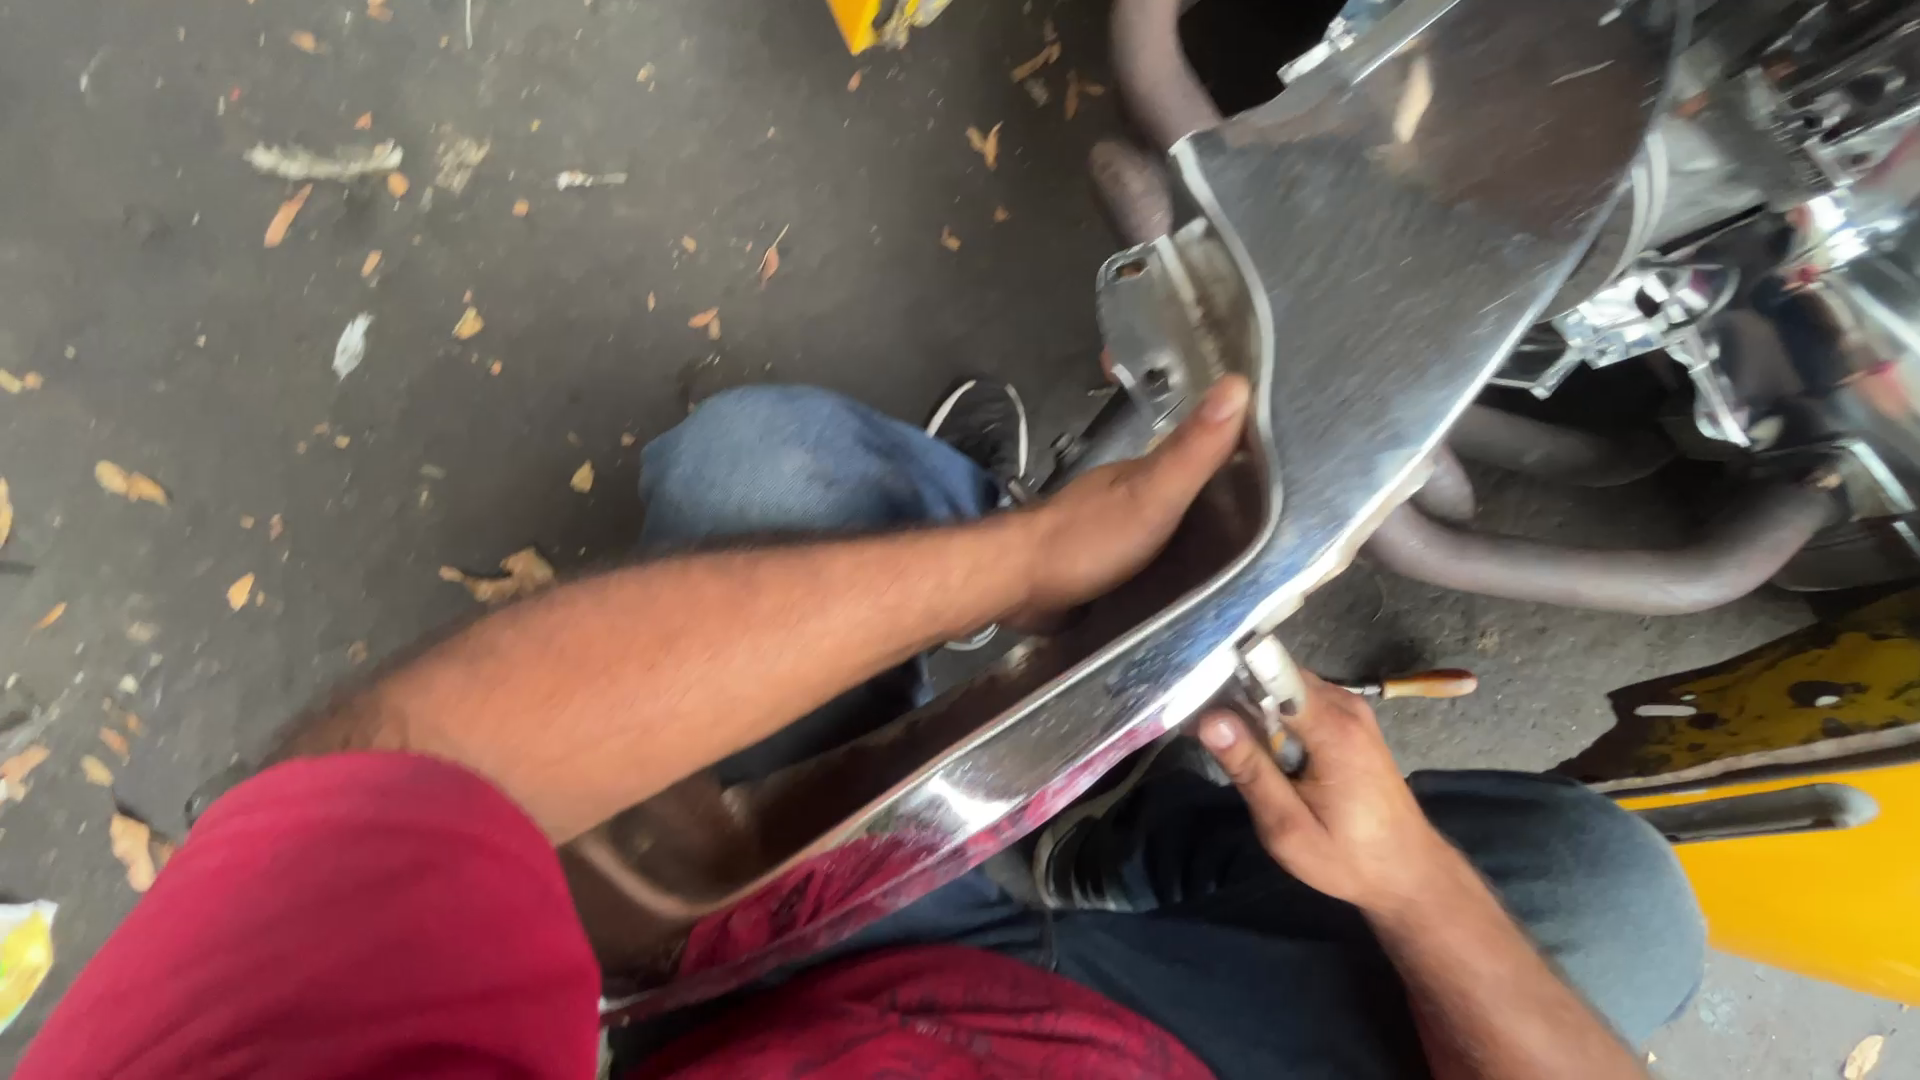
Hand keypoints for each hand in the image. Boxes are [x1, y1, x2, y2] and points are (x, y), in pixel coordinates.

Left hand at [1011, 375, 1248, 622]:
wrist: (1019, 585)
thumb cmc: (1088, 538)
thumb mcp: (1151, 492)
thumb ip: (1192, 450)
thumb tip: (1238, 383)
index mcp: (1143, 473)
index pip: (1203, 457)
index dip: (1242, 463)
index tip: (1288, 477)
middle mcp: (1126, 498)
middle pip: (1183, 499)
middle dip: (1220, 513)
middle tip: (1272, 540)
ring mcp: (1108, 535)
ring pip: (1163, 536)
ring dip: (1192, 548)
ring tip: (1241, 572)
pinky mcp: (1096, 572)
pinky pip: (1141, 570)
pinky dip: (1163, 575)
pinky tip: (1185, 593)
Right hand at [1194, 673, 1463, 915]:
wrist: (1410, 873)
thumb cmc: (1349, 858)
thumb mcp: (1288, 827)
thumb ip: (1250, 770)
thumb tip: (1209, 720)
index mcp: (1333, 729)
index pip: (1270, 673)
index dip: (1228, 679)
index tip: (1195, 700)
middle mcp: (1344, 705)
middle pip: (1272, 675)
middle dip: (1234, 695)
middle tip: (1204, 731)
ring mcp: (1349, 707)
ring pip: (1281, 683)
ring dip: (1251, 704)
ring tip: (1226, 739)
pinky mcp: (1347, 716)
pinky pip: (1296, 696)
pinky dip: (1271, 712)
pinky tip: (1258, 745)